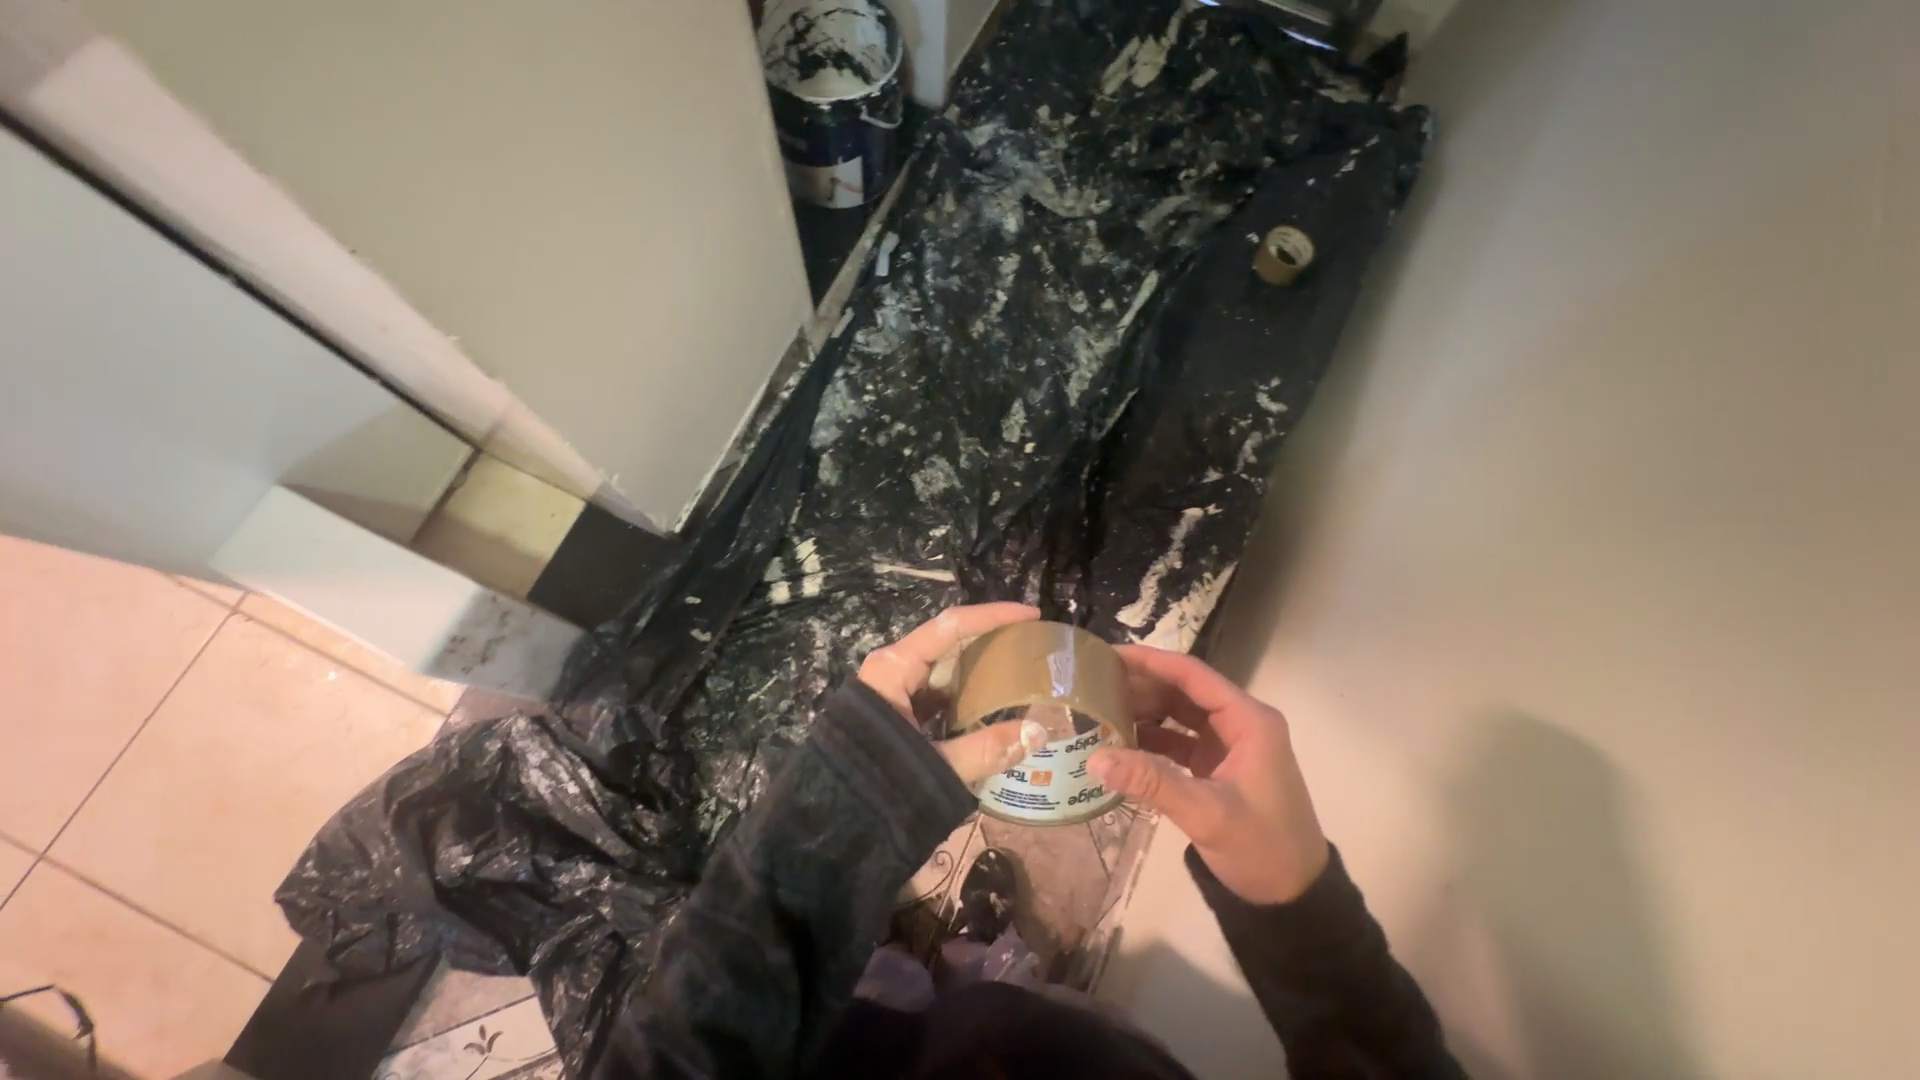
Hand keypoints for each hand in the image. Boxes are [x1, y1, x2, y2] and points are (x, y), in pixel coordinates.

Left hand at [858, 603, 1050, 784]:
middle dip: (990, 641)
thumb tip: (1037, 731)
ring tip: (1019, 675)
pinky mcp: (895, 710)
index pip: (950, 626)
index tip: (1030, 616)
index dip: (992, 616)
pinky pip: (936, 692)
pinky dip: (965, 694)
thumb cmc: (876, 782)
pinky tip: (991, 706)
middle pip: (948, 643)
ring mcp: (892, 689)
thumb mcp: (934, 766)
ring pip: (943, 668)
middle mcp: (892, 669)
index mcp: (894, 668)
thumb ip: (985, 749)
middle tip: (1031, 647)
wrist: (831, 819)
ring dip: (979, 669)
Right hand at [1088, 645, 1329, 904]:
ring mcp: (1229, 745)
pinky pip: (1179, 739)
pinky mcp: (1218, 767)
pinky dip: (1151, 738)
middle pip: (1184, 690)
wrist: (1294, 897)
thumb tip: (1096, 758)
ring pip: (1179, 713)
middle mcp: (1241, 724)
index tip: (1109, 655)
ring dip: (1144, 710)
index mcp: (1249, 722)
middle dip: (1142, 684)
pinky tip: (1119, 742)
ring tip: (1100, 707)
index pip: (1194, 676)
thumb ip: (1152, 782)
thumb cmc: (1262, 847)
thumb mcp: (1207, 814)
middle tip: (1094, 683)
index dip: (1151, 661)